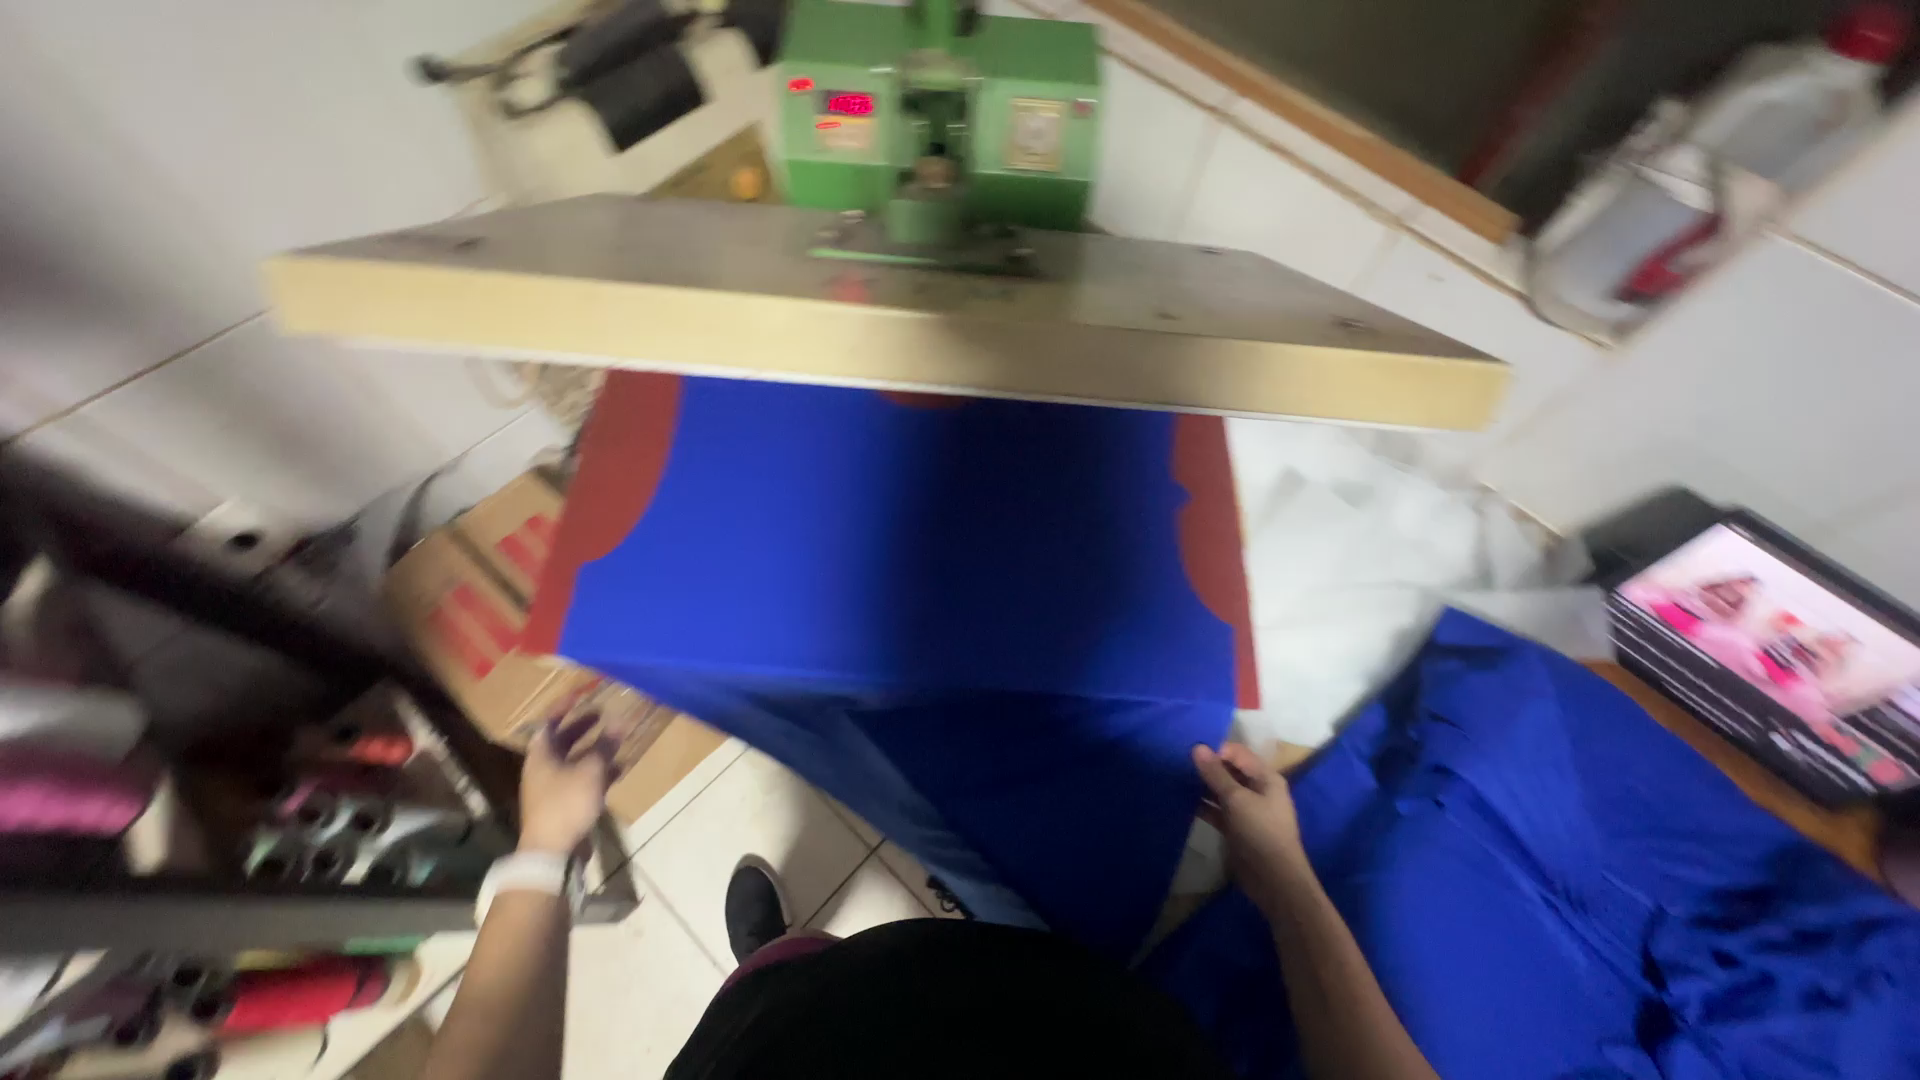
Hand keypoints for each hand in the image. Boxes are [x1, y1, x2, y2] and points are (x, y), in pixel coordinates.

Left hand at [518, 714, 616, 856]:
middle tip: (602, 715)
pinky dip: (598, 772)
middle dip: (582, 728)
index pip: (549, 724)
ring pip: (574, 761)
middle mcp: (543, 769)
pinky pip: (581, 780)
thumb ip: (605, 747)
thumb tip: (618, 724)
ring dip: (594, 750)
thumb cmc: (566, 803)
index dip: (564, 708)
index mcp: (541, 756)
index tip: (581, 695)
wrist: (552, 850)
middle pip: (562, 742)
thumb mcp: (590, 771)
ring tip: (616, 741)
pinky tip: (618, 770)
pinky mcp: (563, 804)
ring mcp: (552, 788)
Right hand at [1193, 742, 1310, 916]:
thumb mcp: (1236, 799)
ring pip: (1221, 790)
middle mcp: (1257, 790)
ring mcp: (1246, 809)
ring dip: (1202, 786)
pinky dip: (1203, 805)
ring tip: (1176, 778)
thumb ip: (1216, 774)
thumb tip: (1197, 747)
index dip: (1215, 750)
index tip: (1190, 752)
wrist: (1274, 880)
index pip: (1237, 753)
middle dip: (1207, 767)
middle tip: (1178, 762)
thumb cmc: (1260, 832)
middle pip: (1229, 770)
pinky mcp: (1236, 827)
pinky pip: (1217, 810)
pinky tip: (1182, 800)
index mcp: (1266, 778)